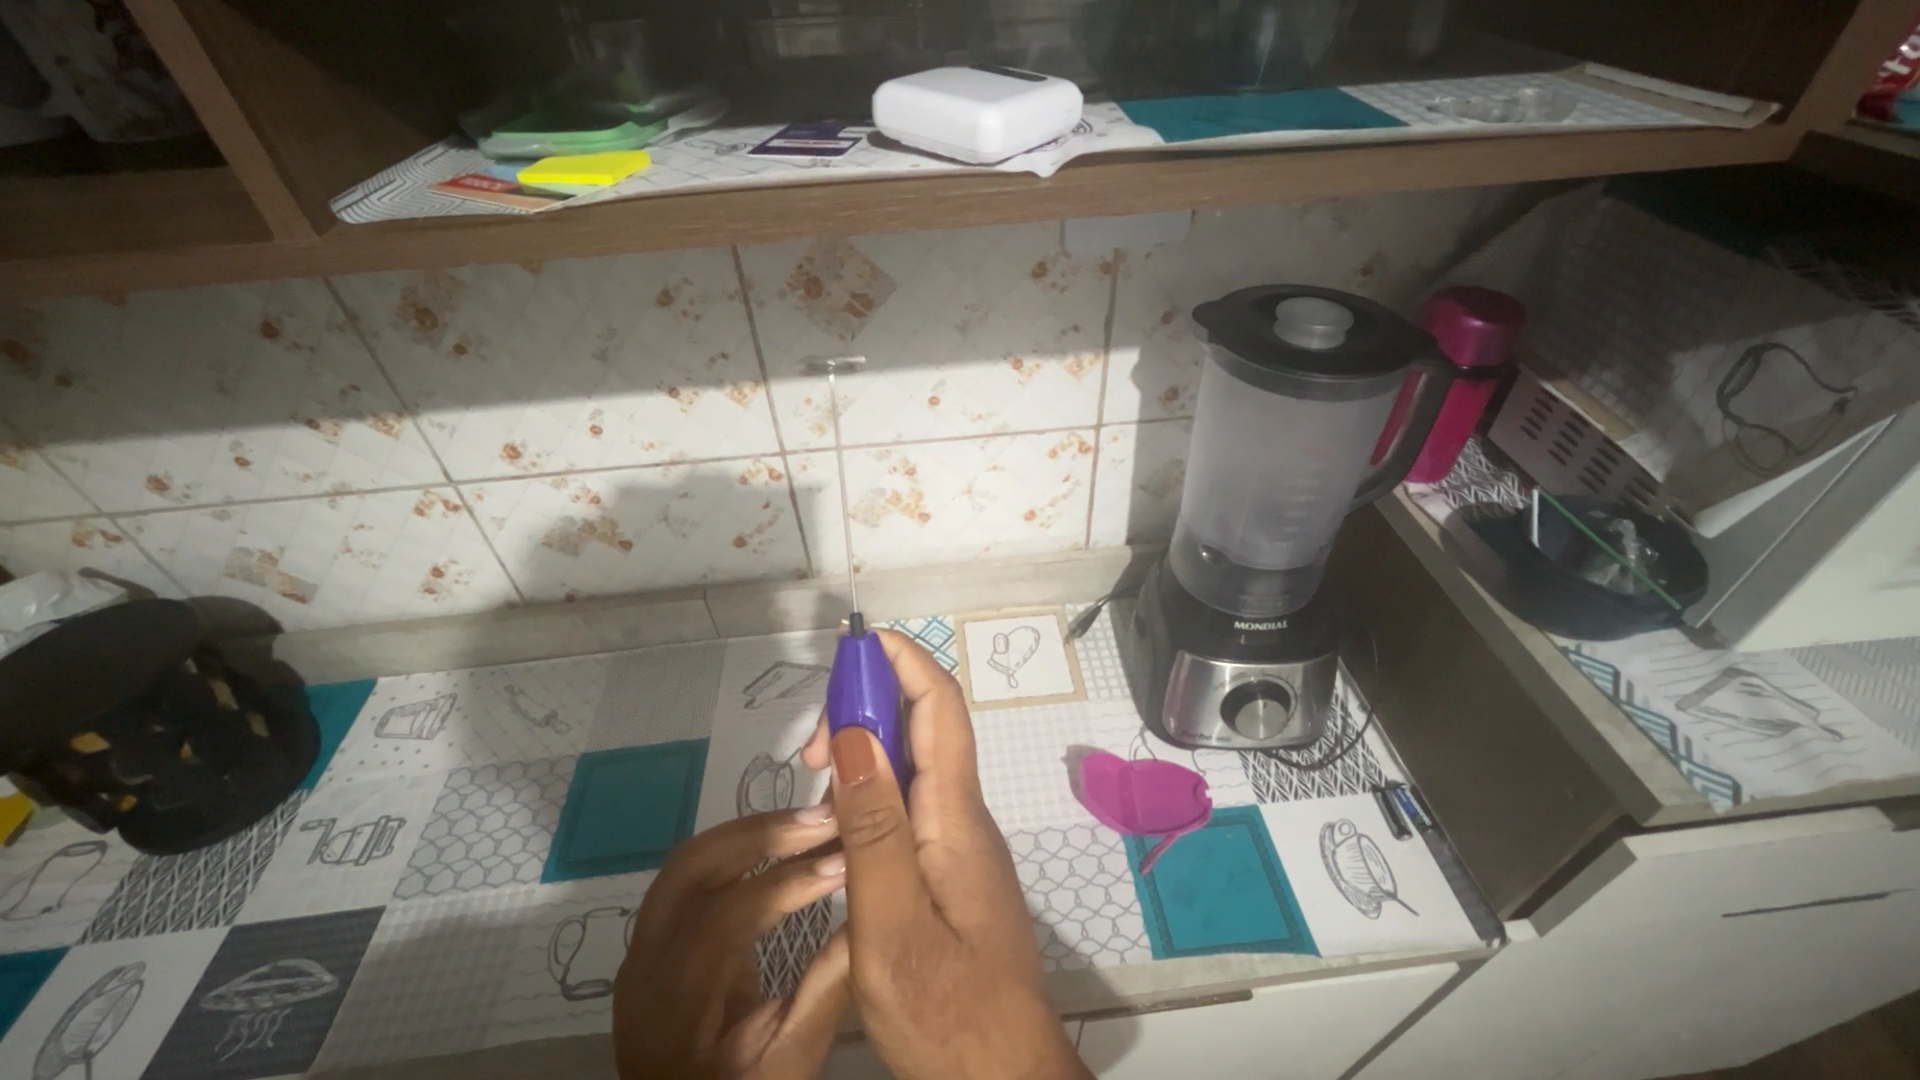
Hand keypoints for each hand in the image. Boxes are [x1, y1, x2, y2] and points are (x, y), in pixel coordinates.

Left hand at [614, 807, 851, 1079]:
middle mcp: (645, 961)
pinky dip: (739, 848)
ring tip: (812, 820)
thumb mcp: (788, 1061)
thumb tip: (874, 918)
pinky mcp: (658, 937)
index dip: (788, 882)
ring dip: (751, 832)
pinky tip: (784, 843)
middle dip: (763, 833)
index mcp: (672, 1002)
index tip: (846, 860)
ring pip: (689, 860)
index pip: (726, 917)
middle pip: (693, 866)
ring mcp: (644, 945)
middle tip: (827, 818)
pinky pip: (692, 874)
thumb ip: (825, 990)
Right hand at [801, 629, 1089, 1079]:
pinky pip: (911, 803)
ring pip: (914, 765)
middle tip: (809, 752)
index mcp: (954, 816)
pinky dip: (872, 791)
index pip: (939, 707)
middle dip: (867, 709)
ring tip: (815, 781)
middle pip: (924, 727)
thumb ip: (873, 829)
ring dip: (865, 751)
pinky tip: (841, 822)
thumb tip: (854, 733)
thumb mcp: (890, 925)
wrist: (1003, 1076)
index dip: (902, 660)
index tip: (852, 644)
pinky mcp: (949, 869)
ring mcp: (958, 842)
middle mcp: (962, 816)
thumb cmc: (946, 1010)